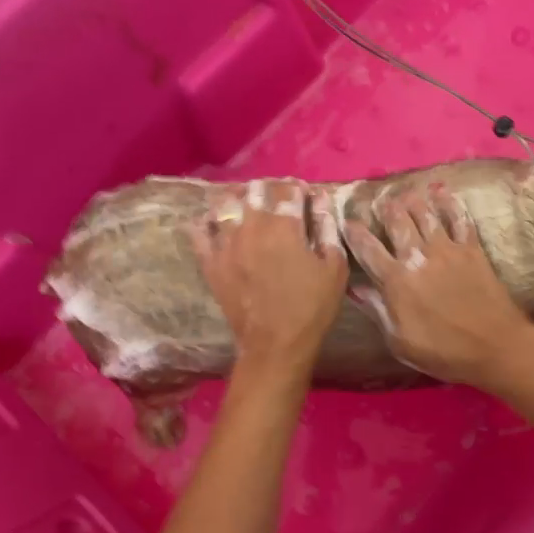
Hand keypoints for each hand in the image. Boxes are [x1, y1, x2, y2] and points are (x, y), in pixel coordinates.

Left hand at [193, 179, 348, 369]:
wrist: (275, 344)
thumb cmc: (311, 307)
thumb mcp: (334, 267)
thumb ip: (327, 228)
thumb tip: (320, 200)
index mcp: (284, 225)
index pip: (288, 191)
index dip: (297, 188)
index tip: (304, 193)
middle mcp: (251, 226)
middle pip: (255, 191)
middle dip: (269, 189)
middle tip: (277, 197)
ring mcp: (226, 244)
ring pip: (225, 204)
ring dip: (239, 198)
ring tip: (247, 203)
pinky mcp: (211, 262)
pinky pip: (199, 232)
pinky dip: (206, 222)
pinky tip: (214, 222)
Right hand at [344, 185, 533, 385]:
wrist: (493, 345)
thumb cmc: (442, 352)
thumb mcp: (399, 341)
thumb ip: (377, 311)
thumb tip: (355, 289)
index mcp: (396, 280)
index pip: (368, 250)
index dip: (355, 234)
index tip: (347, 222)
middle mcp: (418, 257)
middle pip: (398, 224)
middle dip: (387, 210)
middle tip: (381, 202)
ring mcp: (447, 250)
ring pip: (426, 216)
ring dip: (414, 202)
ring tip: (406, 194)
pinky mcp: (472, 250)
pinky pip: (459, 220)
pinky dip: (450, 203)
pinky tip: (442, 192)